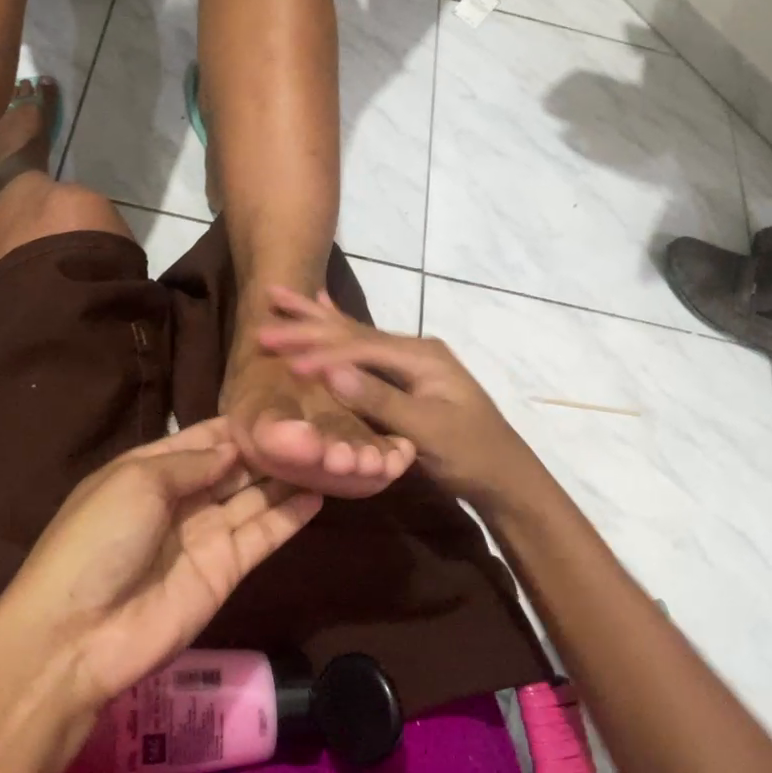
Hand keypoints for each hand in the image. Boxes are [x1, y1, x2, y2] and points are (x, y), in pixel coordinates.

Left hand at [0, 419, 323, 708]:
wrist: (78, 634)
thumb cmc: (97, 540)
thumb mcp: (136, 481)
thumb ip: (190, 462)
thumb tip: (232, 447)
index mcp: (149, 470)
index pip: (202, 439)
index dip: (237, 423)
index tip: (279, 402)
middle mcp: (181, 499)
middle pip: (232, 467)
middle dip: (267, 447)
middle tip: (316, 425)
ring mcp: (204, 536)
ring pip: (254, 497)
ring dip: (285, 477)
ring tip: (329, 452)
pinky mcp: (225, 571)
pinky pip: (262, 536)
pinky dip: (290, 516)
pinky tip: (320, 493)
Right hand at [256, 287, 537, 503]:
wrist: (506, 477)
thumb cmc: (471, 455)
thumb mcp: (427, 431)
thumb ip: (379, 400)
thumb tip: (330, 370)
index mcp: (421, 355)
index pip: (360, 347)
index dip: (321, 351)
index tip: (282, 359)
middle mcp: (413, 349)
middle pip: (352, 330)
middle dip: (308, 322)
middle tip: (265, 309)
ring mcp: (409, 360)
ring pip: (352, 335)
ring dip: (314, 320)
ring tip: (280, 295)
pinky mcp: (403, 375)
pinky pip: (360, 348)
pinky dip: (335, 328)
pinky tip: (322, 305)